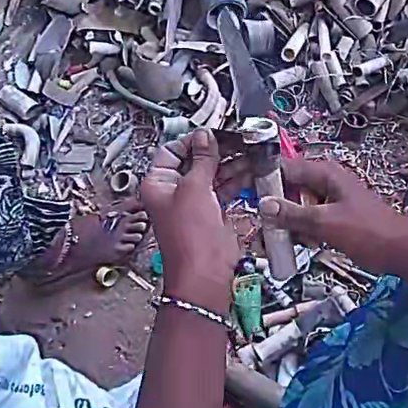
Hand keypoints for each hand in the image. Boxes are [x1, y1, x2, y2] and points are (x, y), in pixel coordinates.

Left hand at [140, 129, 240, 302]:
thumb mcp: (195, 188)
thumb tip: (204, 137)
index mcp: (158, 184)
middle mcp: (174, 191)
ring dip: (230, 163)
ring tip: (248, 152)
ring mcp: (194, 202)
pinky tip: (250, 169)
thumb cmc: (189, 239)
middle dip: (216, 151)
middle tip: (236, 141)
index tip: (212, 134)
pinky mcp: (212, 212)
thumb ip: (202, 160)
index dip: (192, 141)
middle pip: (195, 161)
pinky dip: (237, 179)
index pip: (172, 150)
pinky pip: (224, 188)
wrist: (205, 272)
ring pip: (212, 174)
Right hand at [261, 158, 407, 274]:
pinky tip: (298, 245)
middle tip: (261, 228)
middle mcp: (324, 180)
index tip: (239, 191)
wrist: (403, 251)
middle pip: (286, 187)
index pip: (282, 167)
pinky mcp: (333, 215)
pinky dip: (300, 230)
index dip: (260, 178)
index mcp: (324, 172)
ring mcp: (329, 198)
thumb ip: (293, 214)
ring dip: (285, 222)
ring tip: (276, 240)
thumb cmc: (370, 233)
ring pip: (295, 206)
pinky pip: (307, 218)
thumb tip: (263, 205)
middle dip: (272, 207)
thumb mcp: (327, 224)